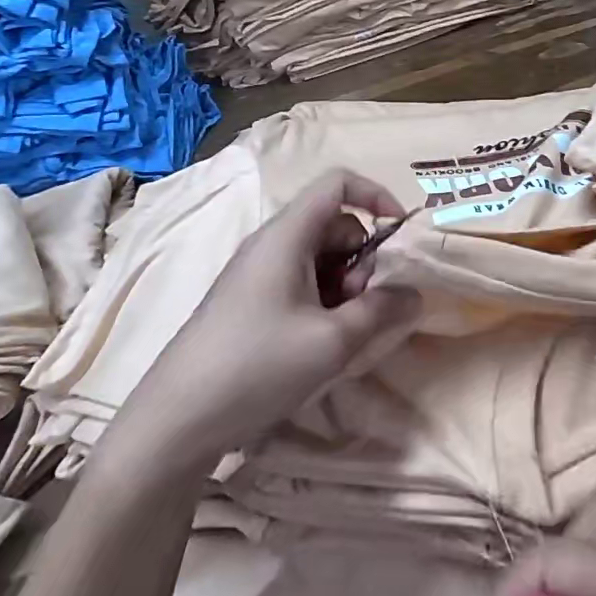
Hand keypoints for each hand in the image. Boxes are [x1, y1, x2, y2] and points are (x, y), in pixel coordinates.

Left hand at [104, 169, 423, 474]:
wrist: (182, 412)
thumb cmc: (259, 364)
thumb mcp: (332, 341)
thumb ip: (381, 311)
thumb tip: (413, 294)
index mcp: (287, 233)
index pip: (337, 183)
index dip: (375, 195)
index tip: (401, 235)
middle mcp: (271, 242)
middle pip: (333, 224)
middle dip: (362, 258)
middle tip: (361, 306)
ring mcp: (258, 270)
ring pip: (318, 256)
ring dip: (343, 285)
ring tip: (340, 332)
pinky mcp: (250, 298)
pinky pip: (299, 280)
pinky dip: (322, 300)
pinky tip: (320, 342)